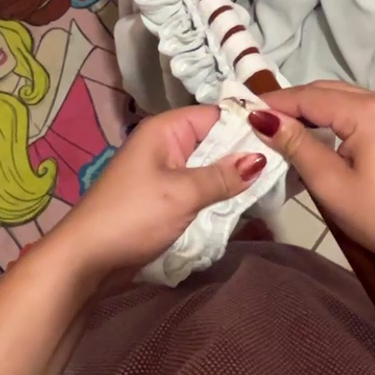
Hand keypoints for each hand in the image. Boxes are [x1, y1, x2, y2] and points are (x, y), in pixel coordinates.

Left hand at [39, 105, 265, 283]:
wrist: (86, 260)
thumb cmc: (132, 217)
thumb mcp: (182, 194)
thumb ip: (223, 176)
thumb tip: (261, 157)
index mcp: (166, 130)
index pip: (217, 114)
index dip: (249, 123)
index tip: (286, 135)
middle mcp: (167, 144)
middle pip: (216, 140)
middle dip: (246, 152)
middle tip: (289, 164)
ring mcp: (166, 171)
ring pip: (210, 166)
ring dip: (235, 177)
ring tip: (277, 184)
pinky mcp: (166, 198)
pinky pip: (200, 187)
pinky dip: (220, 194)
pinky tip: (246, 204)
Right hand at [250, 82, 374, 308]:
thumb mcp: (332, 185)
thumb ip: (296, 145)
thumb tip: (261, 117)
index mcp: (367, 111)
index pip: (309, 96)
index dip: (274, 103)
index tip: (241, 111)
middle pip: (325, 91)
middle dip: (291, 104)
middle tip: (258, 123)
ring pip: (340, 99)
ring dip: (310, 111)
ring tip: (280, 131)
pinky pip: (356, 111)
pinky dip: (331, 119)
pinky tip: (315, 138)